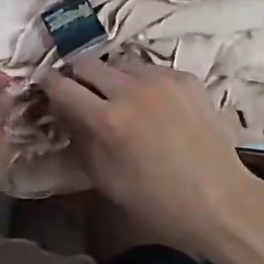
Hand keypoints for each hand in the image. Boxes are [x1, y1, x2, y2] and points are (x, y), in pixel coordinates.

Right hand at [35, 59, 263, 259]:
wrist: (219, 199)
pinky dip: (143, 83)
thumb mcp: (105, 178)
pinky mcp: (185, 76)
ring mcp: (162, 79)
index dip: (48, 82)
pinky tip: (152, 105)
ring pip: (120, 63)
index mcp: (108, 120)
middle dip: (78, 75)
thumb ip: (79, 137)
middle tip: (81, 91)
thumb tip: (61, 108)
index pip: (63, 86)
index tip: (43, 82)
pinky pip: (151, 70)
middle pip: (88, 63)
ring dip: (112, 77)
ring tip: (119, 99)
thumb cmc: (156, 201)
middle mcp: (132, 90)